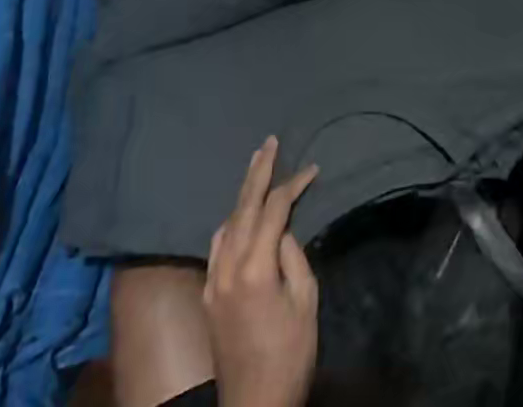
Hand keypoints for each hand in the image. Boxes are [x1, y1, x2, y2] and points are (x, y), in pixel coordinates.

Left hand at [205, 137, 319, 406]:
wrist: (256, 401)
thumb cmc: (291, 351)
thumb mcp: (306, 299)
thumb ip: (293, 256)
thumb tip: (283, 230)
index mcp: (255, 267)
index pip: (274, 209)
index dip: (294, 184)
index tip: (313, 169)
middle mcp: (227, 266)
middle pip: (243, 206)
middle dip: (258, 172)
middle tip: (269, 142)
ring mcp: (213, 279)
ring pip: (227, 222)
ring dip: (243, 192)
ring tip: (256, 167)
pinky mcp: (209, 292)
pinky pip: (217, 243)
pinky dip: (231, 220)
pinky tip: (240, 213)